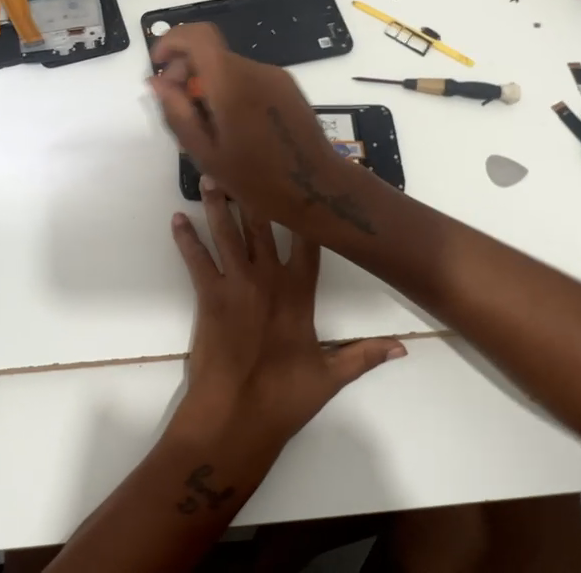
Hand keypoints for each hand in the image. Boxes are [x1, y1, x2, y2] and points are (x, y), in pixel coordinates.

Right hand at [149, 23, 366, 231]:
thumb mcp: (206, 153)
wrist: (317, 189)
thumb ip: (177, 112)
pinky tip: (229, 124)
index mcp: (232, 83)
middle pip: (212, 53)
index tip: (159, 64)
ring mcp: (276, 77)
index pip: (198, 36)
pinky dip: (230, 89)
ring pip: (229, 67)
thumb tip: (158, 82)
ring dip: (208, 83)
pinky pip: (249, 78)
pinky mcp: (288, 87)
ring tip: (203, 123)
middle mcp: (256, 70)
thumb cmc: (258, 180)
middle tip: (176, 106)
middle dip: (186, 70)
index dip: (172, 41)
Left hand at [167, 179, 404, 447]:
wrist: (235, 417)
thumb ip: (365, 355)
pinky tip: (177, 219)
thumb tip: (404, 347)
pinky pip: (197, 260)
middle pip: (262, 225)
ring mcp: (237, 285)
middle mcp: (269, 279)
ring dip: (217, 205)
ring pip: (228, 234)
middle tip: (244, 162)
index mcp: (300, 294)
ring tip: (209, 178)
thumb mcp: (331, 376)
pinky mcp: (209, 297)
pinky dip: (186, 239)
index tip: (303, 180)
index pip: (307, 241)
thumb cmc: (284, 398)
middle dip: (253, 193)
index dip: (307, 210)